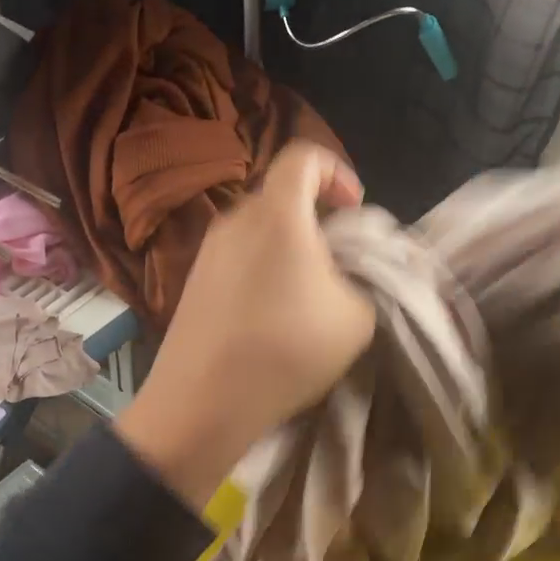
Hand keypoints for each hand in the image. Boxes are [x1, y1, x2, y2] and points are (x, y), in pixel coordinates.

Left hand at [116, 142, 374, 505]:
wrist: (201, 404)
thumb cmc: (286, 351)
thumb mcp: (356, 318)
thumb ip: (367, 278)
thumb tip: (354, 268)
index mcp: (277, 214)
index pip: (303, 156)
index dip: (336, 171)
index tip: (354, 210)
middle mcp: (234, 221)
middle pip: (280, 196)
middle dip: (316, 219)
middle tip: (338, 261)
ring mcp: (207, 253)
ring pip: (257, 231)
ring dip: (288, 250)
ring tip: (307, 297)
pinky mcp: (192, 284)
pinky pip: (237, 260)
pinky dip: (261, 273)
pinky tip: (272, 318)